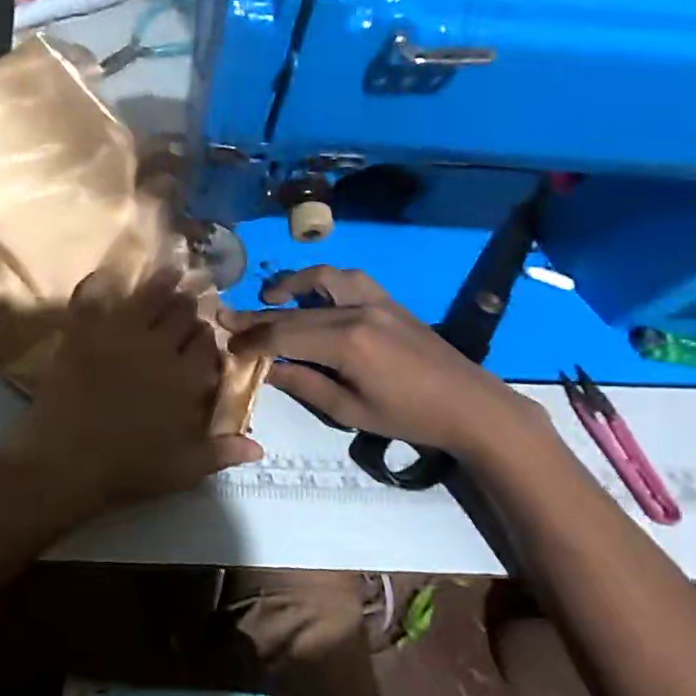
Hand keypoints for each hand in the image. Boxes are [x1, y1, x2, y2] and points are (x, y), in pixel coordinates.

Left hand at [6, 269, 262, 512]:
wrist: (63, 462)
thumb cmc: (127, 468)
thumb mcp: (183, 468)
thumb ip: (221, 452)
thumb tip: (259, 450)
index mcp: (186, 377)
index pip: (208, 344)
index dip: (209, 338)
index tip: (206, 338)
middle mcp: (160, 347)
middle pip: (184, 313)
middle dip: (190, 306)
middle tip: (190, 302)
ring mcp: (120, 334)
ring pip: (150, 296)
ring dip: (163, 283)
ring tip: (172, 271)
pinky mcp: (85, 332)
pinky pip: (95, 297)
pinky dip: (102, 283)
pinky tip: (109, 273)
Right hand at [219, 267, 542, 457]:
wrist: (468, 404)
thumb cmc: (408, 417)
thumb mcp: (350, 411)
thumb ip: (305, 384)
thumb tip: (268, 368)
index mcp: (346, 343)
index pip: (284, 334)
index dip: (252, 339)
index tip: (228, 344)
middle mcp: (357, 311)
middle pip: (296, 309)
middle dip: (260, 315)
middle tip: (230, 319)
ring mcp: (376, 300)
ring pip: (323, 278)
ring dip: (292, 283)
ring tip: (270, 296)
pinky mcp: (389, 300)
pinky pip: (350, 278)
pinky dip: (325, 280)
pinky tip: (316, 294)